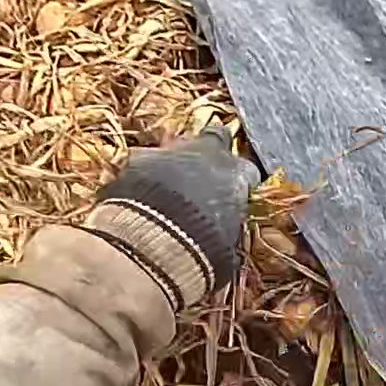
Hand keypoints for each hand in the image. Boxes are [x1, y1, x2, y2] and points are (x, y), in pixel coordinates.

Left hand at [85, 129, 257, 307]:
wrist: (157, 242)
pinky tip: (141, 193)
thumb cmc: (205, 248)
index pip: (248, 170)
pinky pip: (144, 160)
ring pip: (177, 145)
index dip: (242, 181)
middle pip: (216, 137)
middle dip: (214, 148)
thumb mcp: (229, 246)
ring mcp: (171, 150)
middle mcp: (209, 152)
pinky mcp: (137, 158)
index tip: (236, 194)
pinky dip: (144, 173)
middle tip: (207, 169)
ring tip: (171, 185)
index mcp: (238, 174)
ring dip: (177, 160)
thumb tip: (228, 243)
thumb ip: (231, 232)